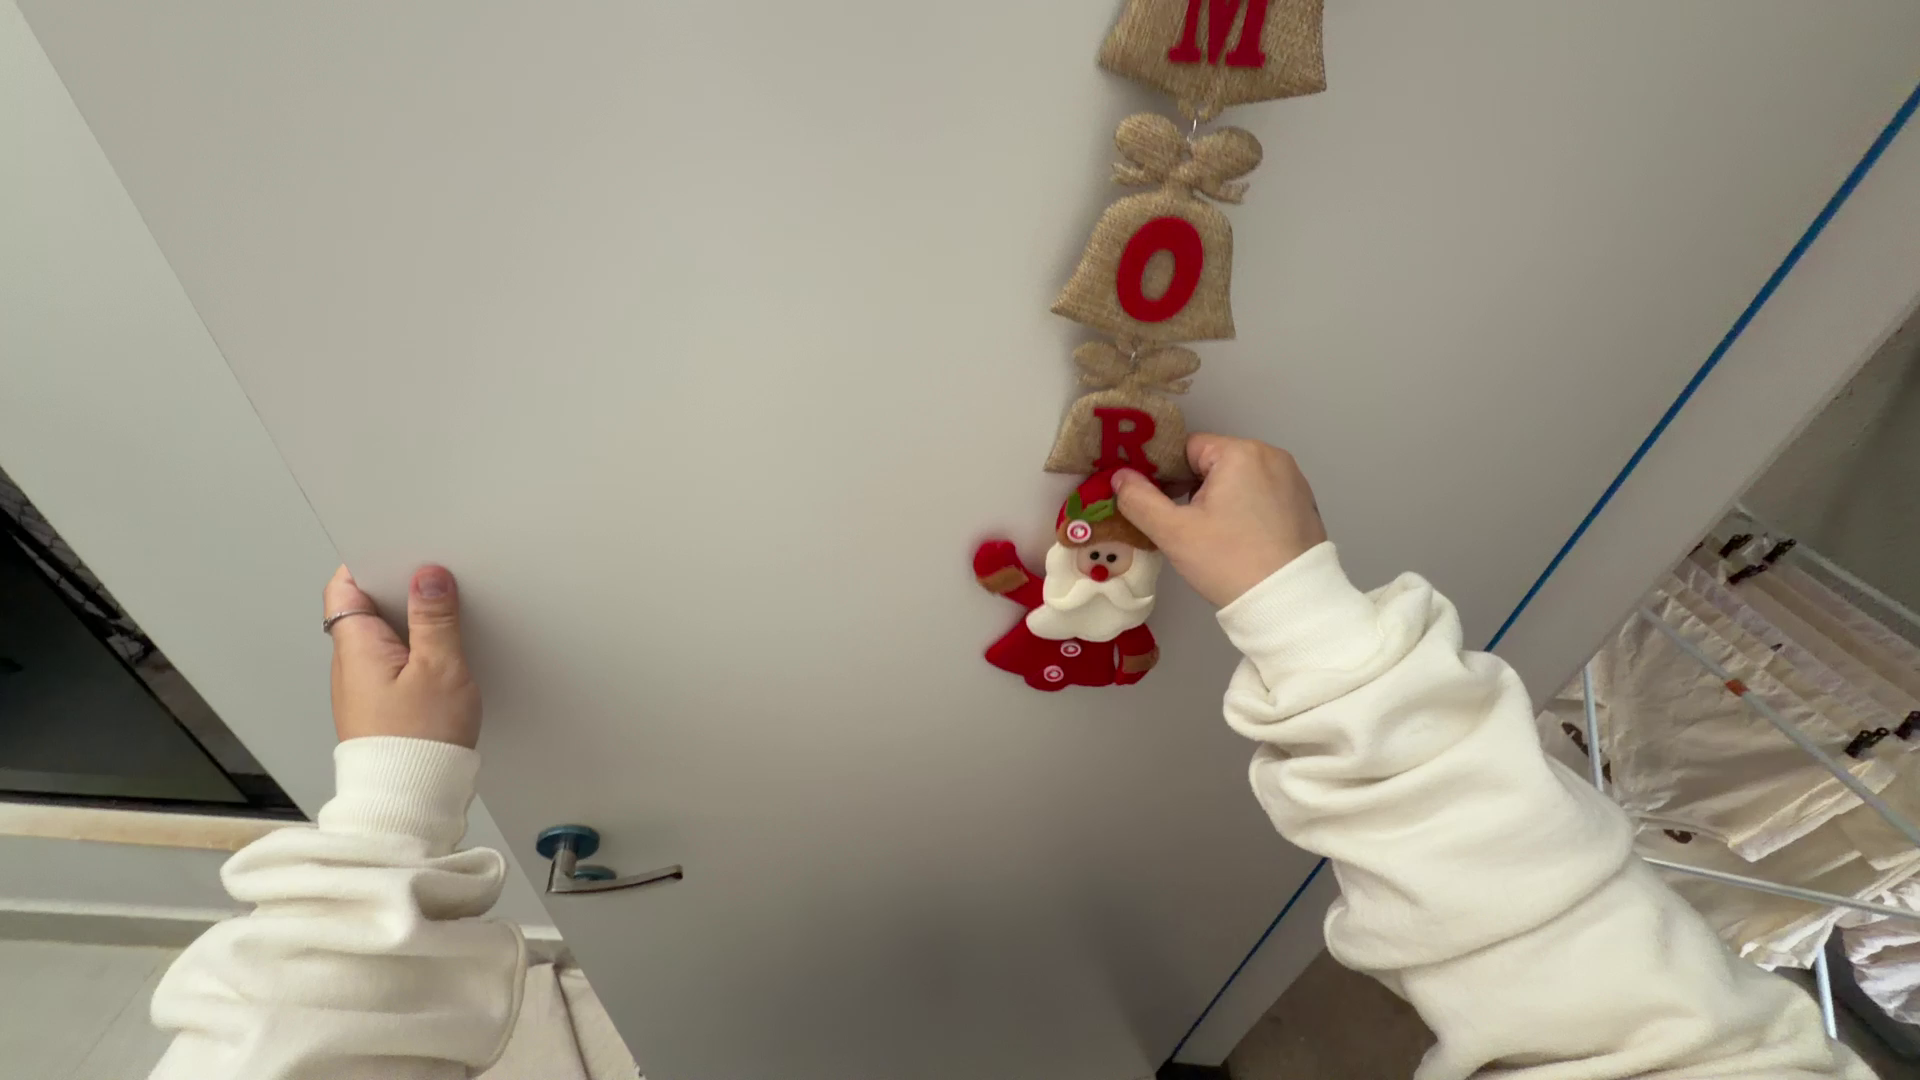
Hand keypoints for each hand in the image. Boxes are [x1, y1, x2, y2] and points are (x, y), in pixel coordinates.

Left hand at [323, 564, 480, 747]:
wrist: (412, 794)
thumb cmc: (422, 735)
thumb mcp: (440, 666)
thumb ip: (434, 618)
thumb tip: (429, 576)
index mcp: (356, 646)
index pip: (346, 588)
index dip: (371, 563)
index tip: (405, 552)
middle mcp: (351, 663)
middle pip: (366, 608)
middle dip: (399, 588)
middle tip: (437, 578)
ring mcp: (365, 684)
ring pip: (384, 634)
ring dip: (412, 618)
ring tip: (448, 611)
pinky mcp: (383, 701)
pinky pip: (396, 659)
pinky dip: (417, 646)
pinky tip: (445, 650)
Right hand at [1112, 435, 1327, 606]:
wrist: (1288, 602)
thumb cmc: (1229, 561)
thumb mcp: (1173, 532)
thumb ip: (1139, 499)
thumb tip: (1119, 477)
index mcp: (1240, 453)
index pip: (1186, 448)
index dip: (1165, 474)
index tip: (1156, 503)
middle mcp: (1271, 456)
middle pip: (1212, 462)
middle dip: (1191, 488)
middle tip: (1181, 525)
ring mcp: (1291, 479)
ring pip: (1236, 479)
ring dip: (1216, 499)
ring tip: (1209, 535)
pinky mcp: (1303, 503)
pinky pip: (1259, 494)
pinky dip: (1242, 508)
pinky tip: (1236, 539)